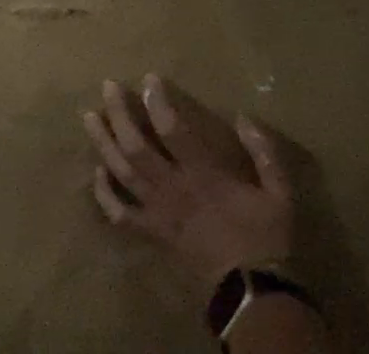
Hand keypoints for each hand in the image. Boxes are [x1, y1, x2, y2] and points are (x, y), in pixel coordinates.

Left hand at [83, 75, 292, 287]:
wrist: (253, 289)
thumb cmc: (266, 235)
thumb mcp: (280, 192)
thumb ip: (264, 153)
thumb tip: (243, 117)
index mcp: (203, 174)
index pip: (173, 129)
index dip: (158, 101)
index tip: (148, 79)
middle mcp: (172, 187)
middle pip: (135, 145)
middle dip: (118, 113)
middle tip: (107, 87)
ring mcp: (156, 210)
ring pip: (121, 171)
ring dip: (102, 142)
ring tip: (88, 116)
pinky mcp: (151, 231)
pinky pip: (118, 212)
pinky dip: (103, 193)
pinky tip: (97, 172)